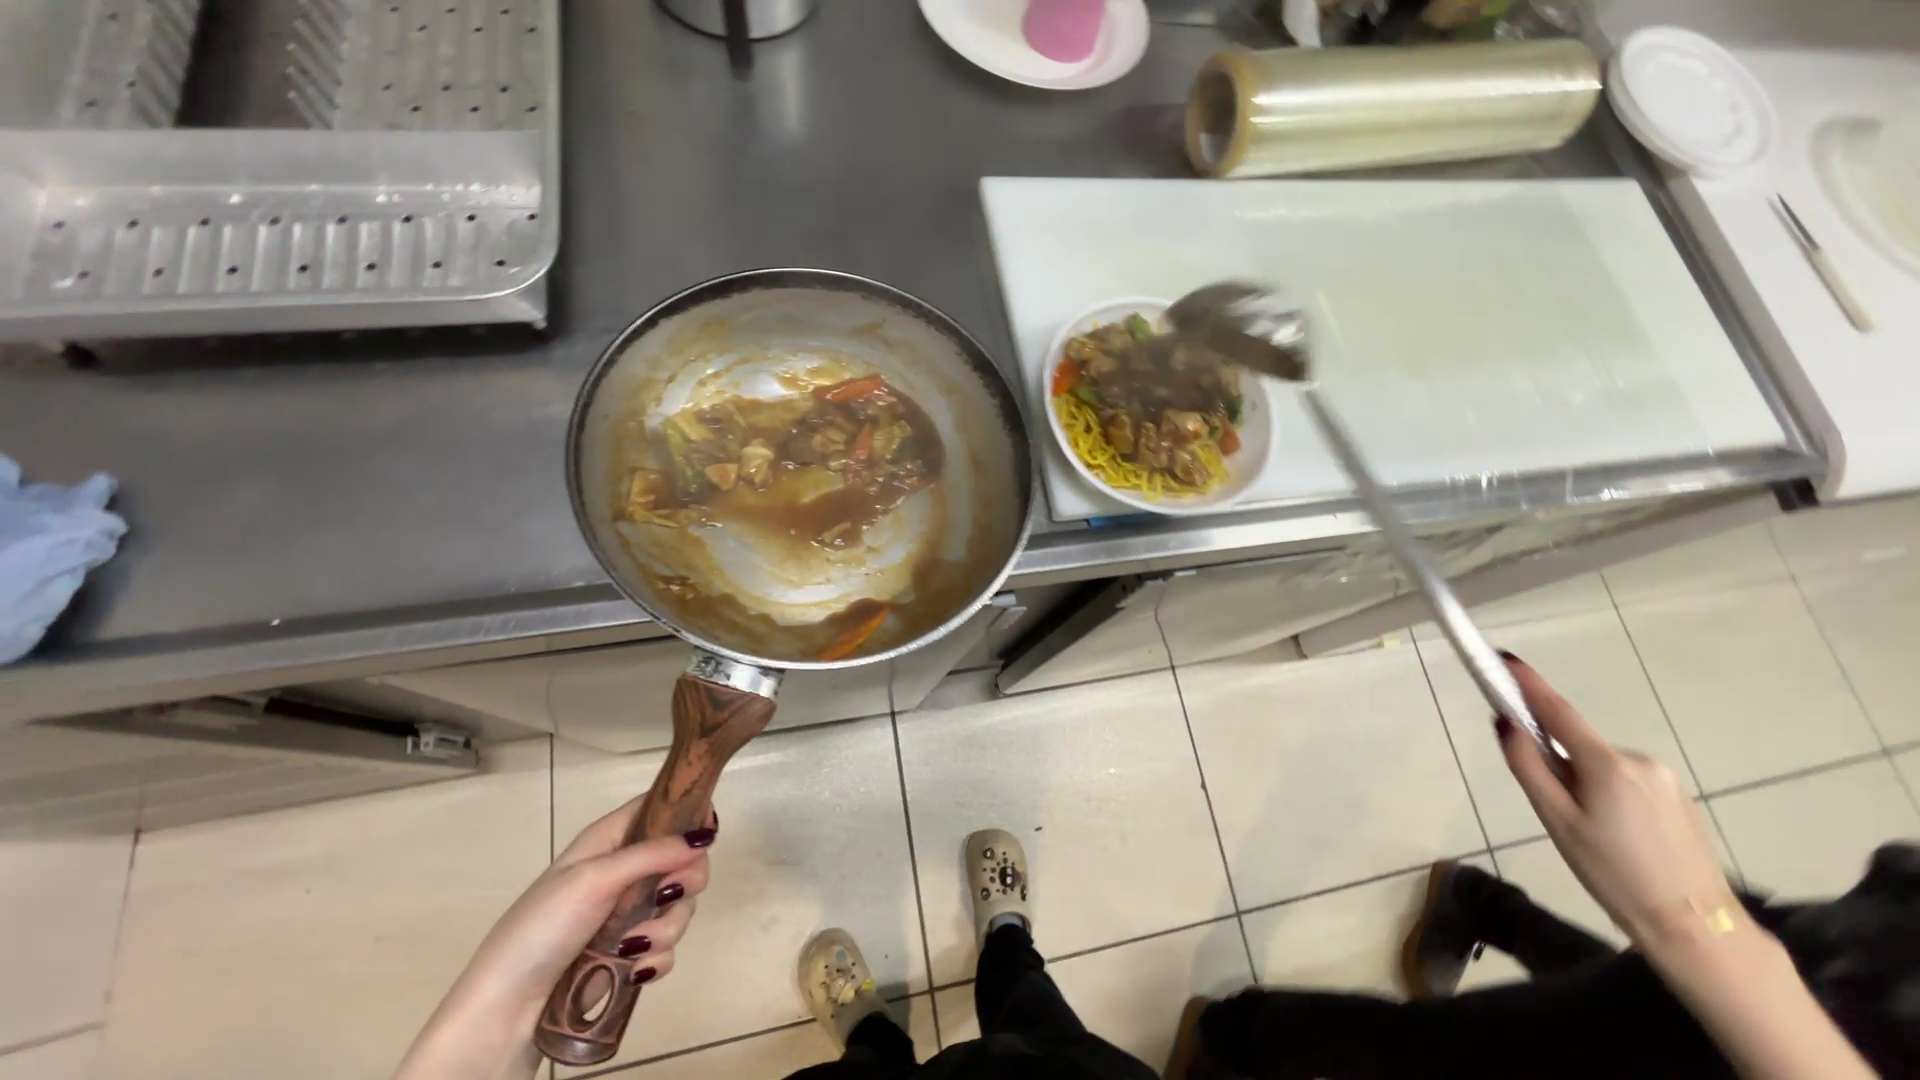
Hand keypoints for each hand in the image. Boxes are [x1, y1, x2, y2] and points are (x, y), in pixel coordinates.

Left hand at [394, 798, 716, 1079]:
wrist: (509, 1006)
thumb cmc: (543, 926)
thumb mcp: (594, 879)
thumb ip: (651, 855)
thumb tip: (705, 835)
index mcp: (610, 840)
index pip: (659, 808)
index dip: (688, 813)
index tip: (706, 835)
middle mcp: (625, 871)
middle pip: (683, 860)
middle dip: (686, 881)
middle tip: (668, 896)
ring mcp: (629, 913)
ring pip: (680, 906)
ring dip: (667, 927)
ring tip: (635, 948)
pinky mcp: (631, 952)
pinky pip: (667, 946)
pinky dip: (658, 958)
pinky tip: (636, 972)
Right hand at [1495, 656, 1737, 951]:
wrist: (1694, 924)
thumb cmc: (1611, 873)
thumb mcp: (1556, 821)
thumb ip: (1528, 767)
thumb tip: (1505, 723)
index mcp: (1605, 764)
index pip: (1556, 710)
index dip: (1527, 684)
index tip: (1504, 658)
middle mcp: (1638, 759)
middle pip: (1577, 746)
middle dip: (1558, 764)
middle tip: (1556, 812)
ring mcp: (1663, 777)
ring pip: (1601, 767)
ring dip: (1585, 786)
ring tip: (1592, 836)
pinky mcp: (1677, 796)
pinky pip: (1626, 782)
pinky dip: (1609, 797)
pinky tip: (1618, 837)